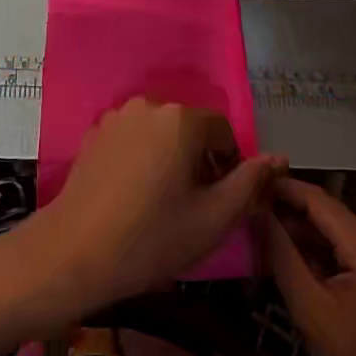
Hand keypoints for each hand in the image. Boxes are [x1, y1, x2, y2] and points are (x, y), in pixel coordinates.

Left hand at [26, 98, 282, 311]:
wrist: (76, 250)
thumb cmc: (153, 236)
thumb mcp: (214, 217)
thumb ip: (250, 183)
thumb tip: (278, 158)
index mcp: (181, 119)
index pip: (222, 131)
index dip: (230, 165)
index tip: (222, 200)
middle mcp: (148, 105)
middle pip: (189, 128)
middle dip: (199, 160)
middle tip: (194, 205)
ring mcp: (116, 116)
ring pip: (159, 133)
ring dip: (170, 158)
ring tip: (163, 201)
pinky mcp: (94, 133)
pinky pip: (132, 138)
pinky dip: (141, 157)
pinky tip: (132, 194)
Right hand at [266, 179, 355, 355]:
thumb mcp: (311, 315)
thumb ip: (281, 256)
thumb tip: (256, 213)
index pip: (324, 203)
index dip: (285, 189)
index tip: (250, 182)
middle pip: (336, 222)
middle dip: (293, 218)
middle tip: (251, 214)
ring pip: (346, 244)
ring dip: (308, 241)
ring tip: (266, 237)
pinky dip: (328, 263)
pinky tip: (298, 266)